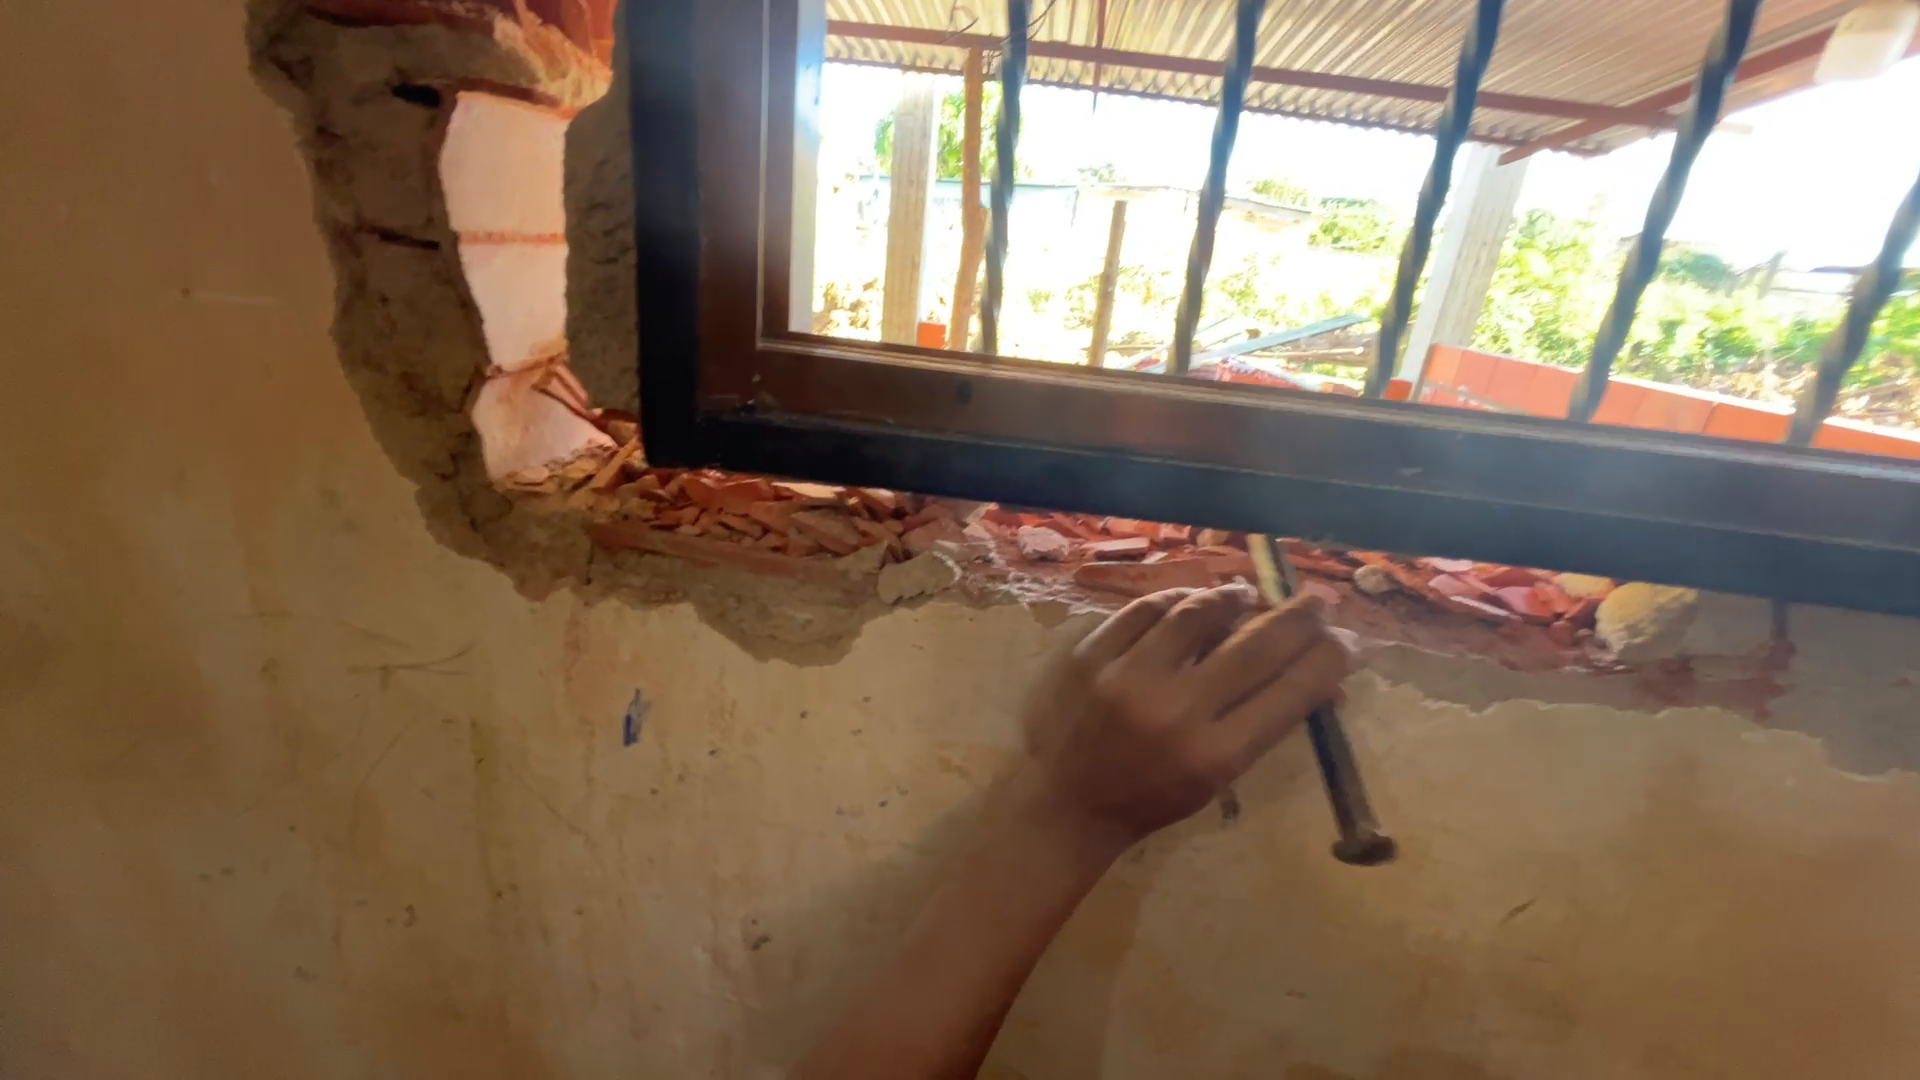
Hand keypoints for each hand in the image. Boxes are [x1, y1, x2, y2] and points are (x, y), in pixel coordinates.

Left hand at [1021, 584, 1351, 849]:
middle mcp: (1175, 711)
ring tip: (1246, 593)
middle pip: (1253, 647)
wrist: (1063, 801)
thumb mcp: (1212, 780)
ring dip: (1231, 597)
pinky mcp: (1089, 655)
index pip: (1290, 694)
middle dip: (1296, 618)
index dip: (1327, 661)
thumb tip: (1314, 679)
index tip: (1346, 640)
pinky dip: (1174, 599)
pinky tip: (1190, 598)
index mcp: (1214, 756)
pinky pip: (1142, 611)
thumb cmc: (1146, 798)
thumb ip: (1257, 728)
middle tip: (1315, 600)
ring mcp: (1126, 677)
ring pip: (1196, 614)